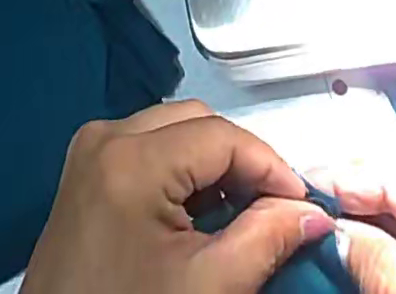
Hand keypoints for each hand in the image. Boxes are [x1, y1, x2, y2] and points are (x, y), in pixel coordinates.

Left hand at [21, 101, 334, 293]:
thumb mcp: (207, 288)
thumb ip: (265, 239)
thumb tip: (309, 211)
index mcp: (131, 160)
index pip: (220, 135)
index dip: (269, 164)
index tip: (302, 200)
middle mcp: (107, 135)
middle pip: (196, 120)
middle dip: (241, 157)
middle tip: (275, 204)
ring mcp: (92, 146)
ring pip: (173, 125)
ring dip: (213, 159)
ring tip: (243, 207)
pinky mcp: (86, 163)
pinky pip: (148, 141)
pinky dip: (182, 165)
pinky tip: (201, 205)